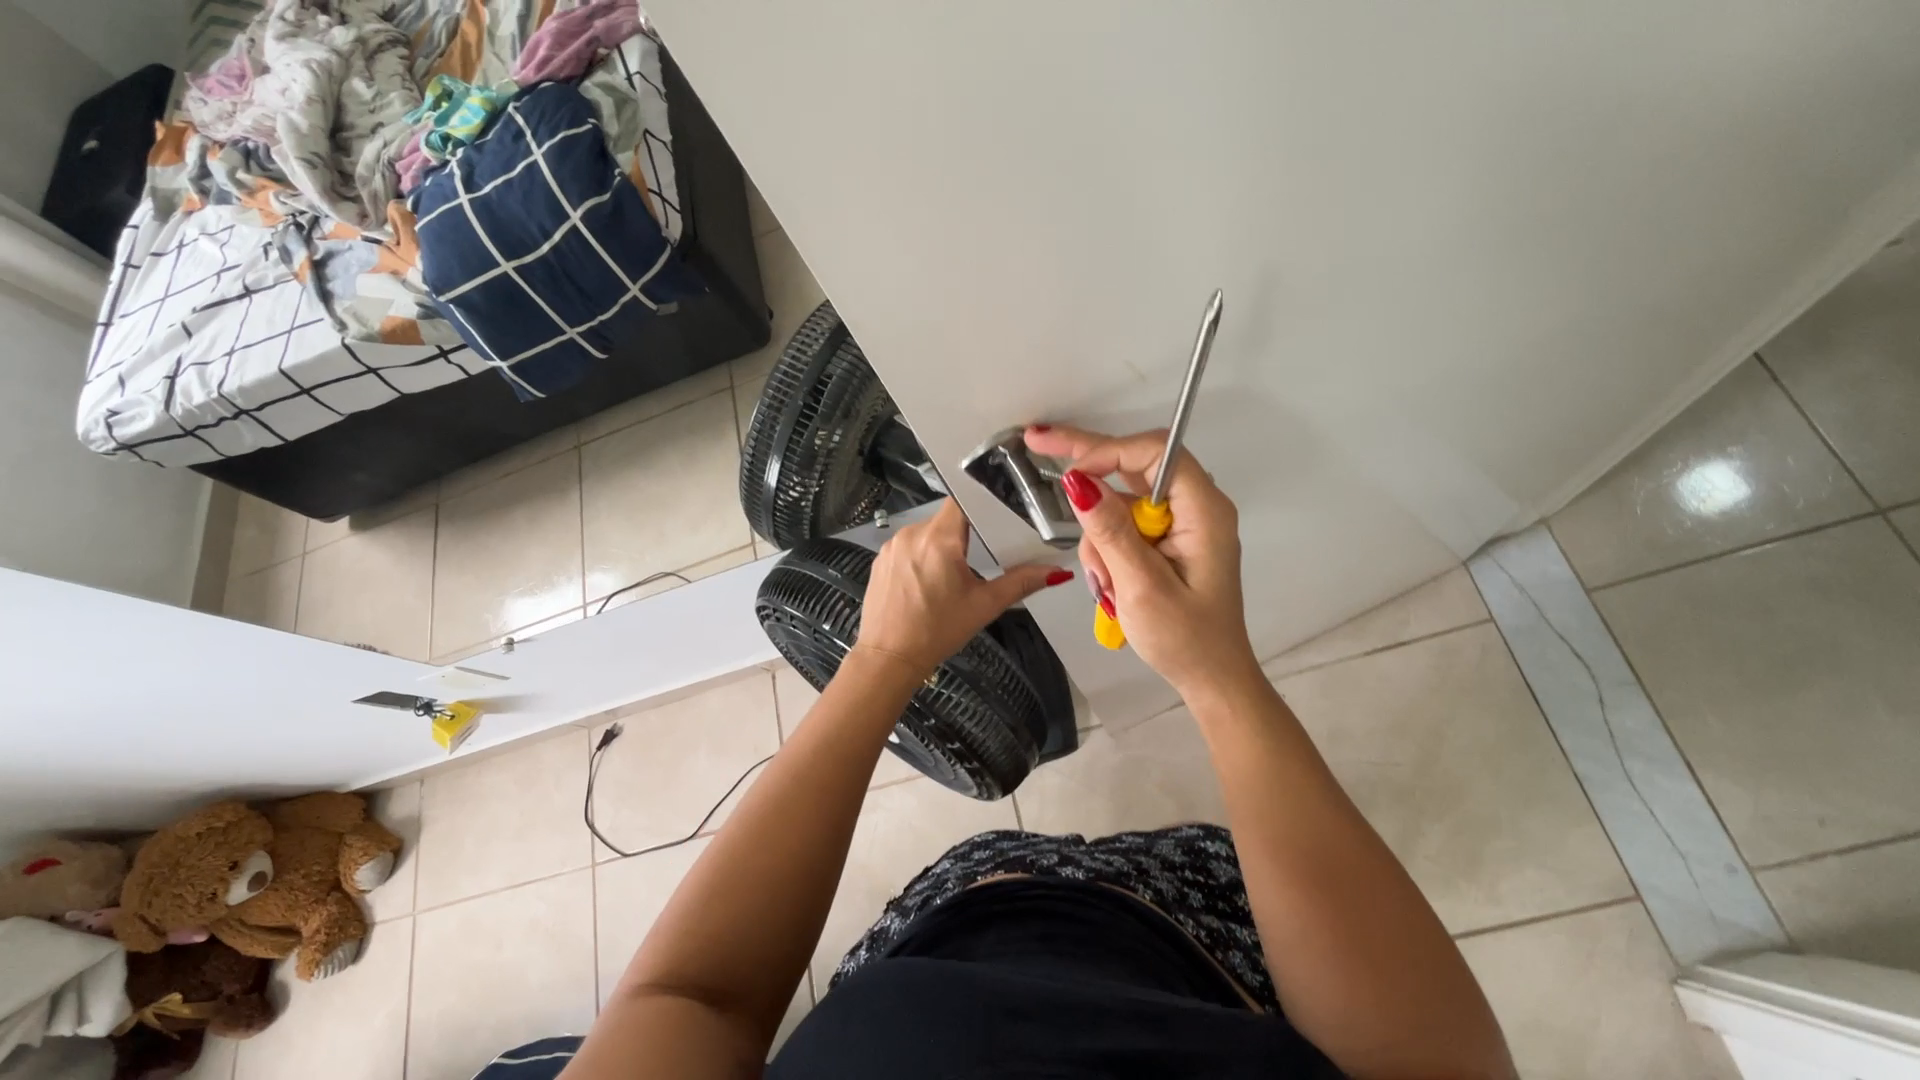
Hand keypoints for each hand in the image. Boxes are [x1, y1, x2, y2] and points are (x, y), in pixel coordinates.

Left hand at [855, 499, 1074, 676]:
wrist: (889, 657)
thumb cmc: (938, 631)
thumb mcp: (984, 606)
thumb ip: (1021, 582)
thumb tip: (1057, 572)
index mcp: (939, 538)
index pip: (963, 500)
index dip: (981, 504)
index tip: (998, 516)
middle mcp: (912, 533)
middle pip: (947, 518)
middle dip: (965, 533)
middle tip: (984, 554)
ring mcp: (892, 545)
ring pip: (927, 532)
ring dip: (942, 546)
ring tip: (955, 574)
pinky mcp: (881, 559)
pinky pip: (908, 546)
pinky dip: (922, 556)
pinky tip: (929, 581)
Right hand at [1024, 424, 1258, 693]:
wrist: (1212, 679)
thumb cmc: (1186, 640)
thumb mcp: (1142, 587)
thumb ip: (1110, 532)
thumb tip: (1078, 482)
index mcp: (1203, 510)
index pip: (1153, 453)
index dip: (1106, 454)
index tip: (1068, 475)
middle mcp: (1194, 506)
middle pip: (1133, 464)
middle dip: (1087, 461)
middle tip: (1036, 439)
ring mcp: (1180, 523)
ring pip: (1120, 501)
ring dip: (1099, 537)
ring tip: (1106, 586)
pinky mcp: (1167, 540)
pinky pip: (1125, 526)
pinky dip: (1107, 550)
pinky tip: (1110, 585)